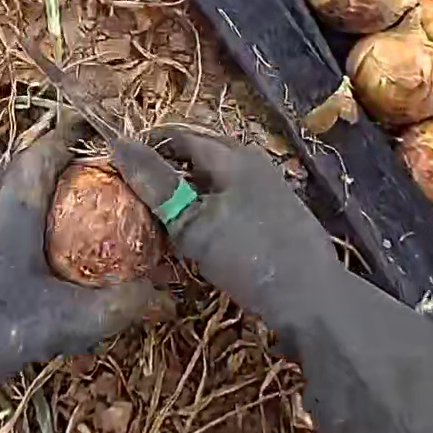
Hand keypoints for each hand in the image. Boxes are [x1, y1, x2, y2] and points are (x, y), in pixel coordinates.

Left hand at [0, 125, 160, 397]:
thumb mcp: (62, 322)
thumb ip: (116, 306)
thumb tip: (167, 296)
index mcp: (16, 203)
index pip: (51, 146)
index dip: (82, 132)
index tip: (114, 134)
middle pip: (35, 159)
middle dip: (72, 155)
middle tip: (111, 166)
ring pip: (19, 183)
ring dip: (51, 180)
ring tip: (89, 195)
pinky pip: (8, 206)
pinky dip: (36, 205)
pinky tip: (52, 238)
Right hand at [110, 127, 340, 326]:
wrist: (312, 295)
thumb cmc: (248, 254)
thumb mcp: (195, 224)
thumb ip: (158, 185)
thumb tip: (121, 146)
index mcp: (233, 155)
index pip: (182, 136)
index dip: (150, 146)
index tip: (121, 166)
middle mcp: (253, 162)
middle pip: (202, 153)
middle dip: (170, 167)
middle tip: (138, 191)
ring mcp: (268, 186)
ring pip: (218, 177)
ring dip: (190, 188)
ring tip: (163, 212)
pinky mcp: (276, 211)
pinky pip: (233, 196)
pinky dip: (210, 204)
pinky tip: (201, 230)